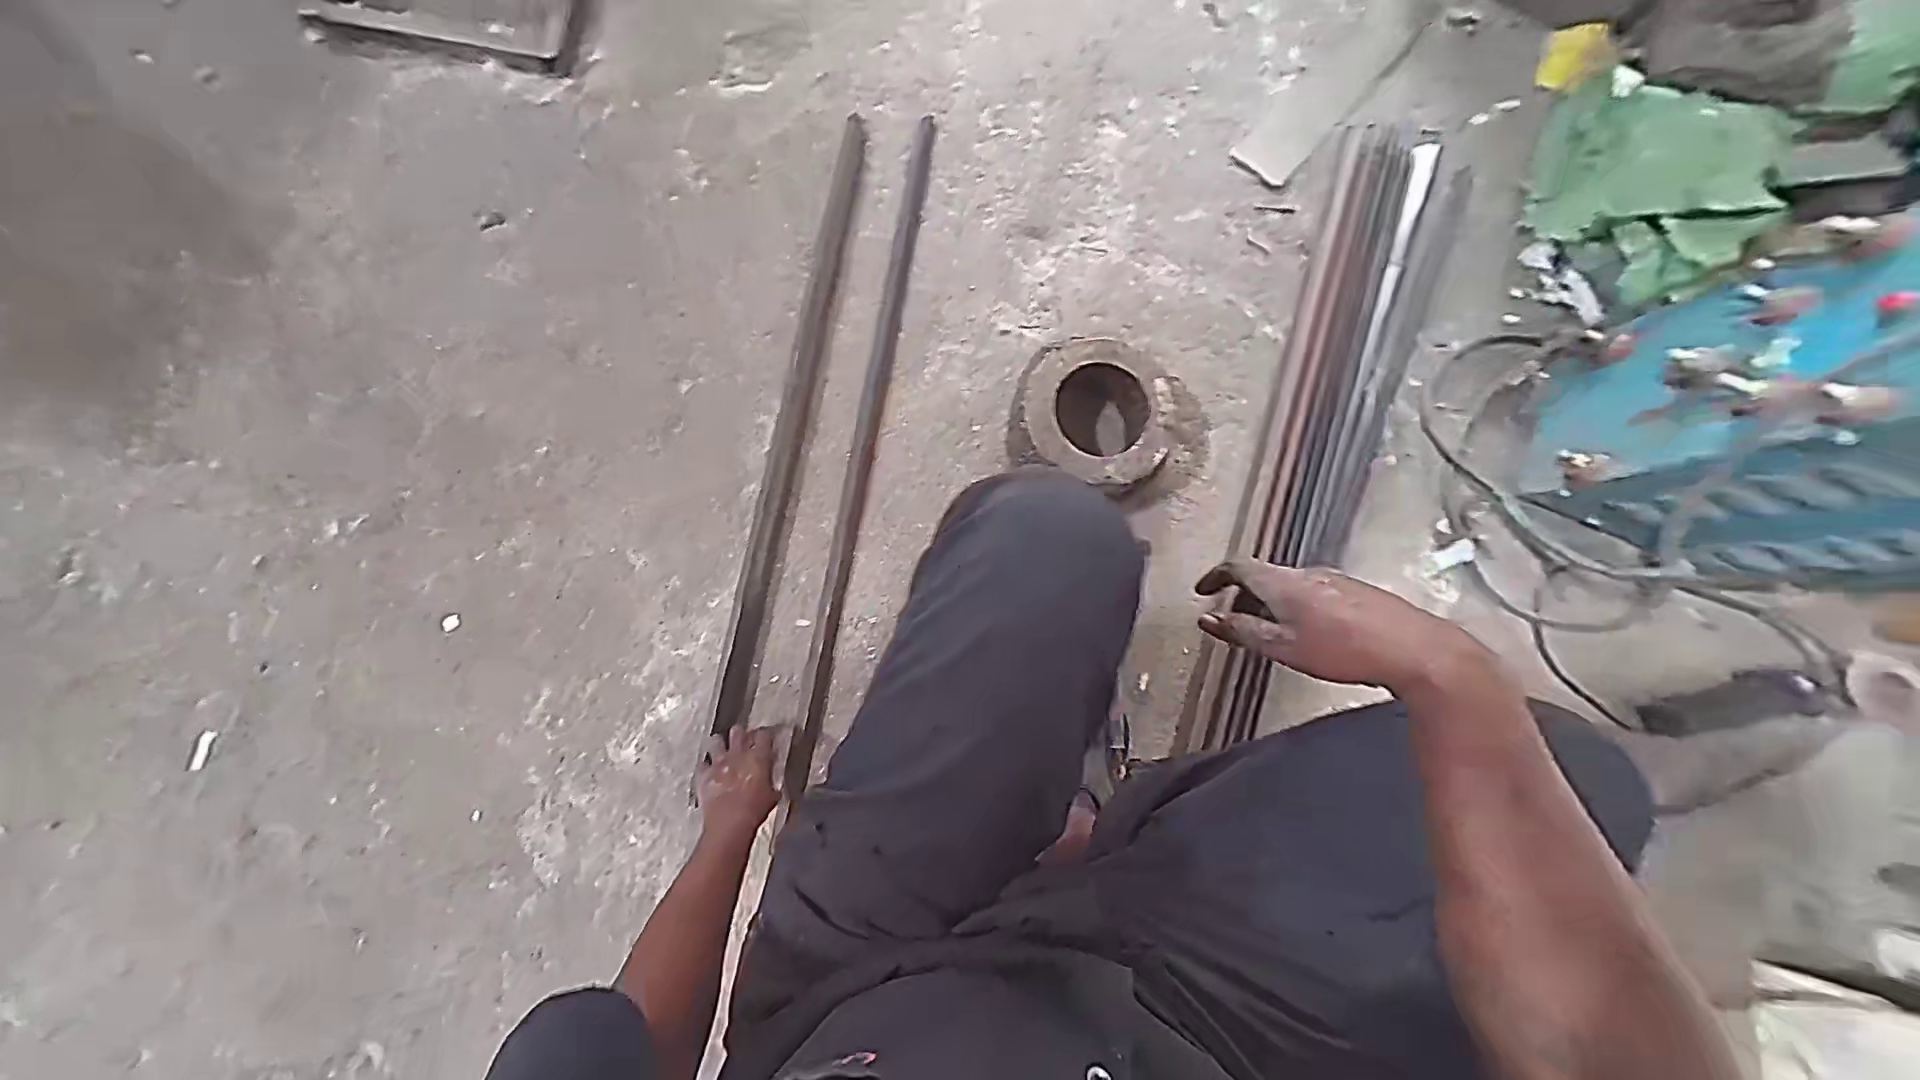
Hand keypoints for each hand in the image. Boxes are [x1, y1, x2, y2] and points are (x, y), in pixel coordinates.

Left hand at [696, 727, 778, 843]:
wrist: (729, 823)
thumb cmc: (755, 809)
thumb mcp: (772, 795)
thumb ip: (771, 784)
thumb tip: (773, 786)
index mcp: (758, 756)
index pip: (763, 735)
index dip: (765, 733)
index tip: (767, 735)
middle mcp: (737, 754)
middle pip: (738, 732)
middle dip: (741, 732)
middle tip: (743, 737)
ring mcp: (718, 763)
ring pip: (716, 742)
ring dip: (720, 743)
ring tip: (721, 746)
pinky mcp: (704, 776)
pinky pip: (702, 764)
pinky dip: (706, 766)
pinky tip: (708, 769)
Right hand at [1195, 559, 1494, 691]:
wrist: (1417, 652)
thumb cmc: (1346, 650)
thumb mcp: (1281, 646)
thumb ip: (1241, 631)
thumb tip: (1207, 620)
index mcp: (1282, 582)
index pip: (1237, 566)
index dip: (1215, 576)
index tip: (1203, 589)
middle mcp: (1307, 573)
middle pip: (1262, 576)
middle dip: (1241, 596)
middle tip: (1234, 622)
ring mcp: (1334, 580)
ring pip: (1287, 585)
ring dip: (1269, 603)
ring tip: (1269, 633)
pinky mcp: (1356, 592)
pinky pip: (1311, 591)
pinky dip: (1294, 606)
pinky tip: (1306, 633)